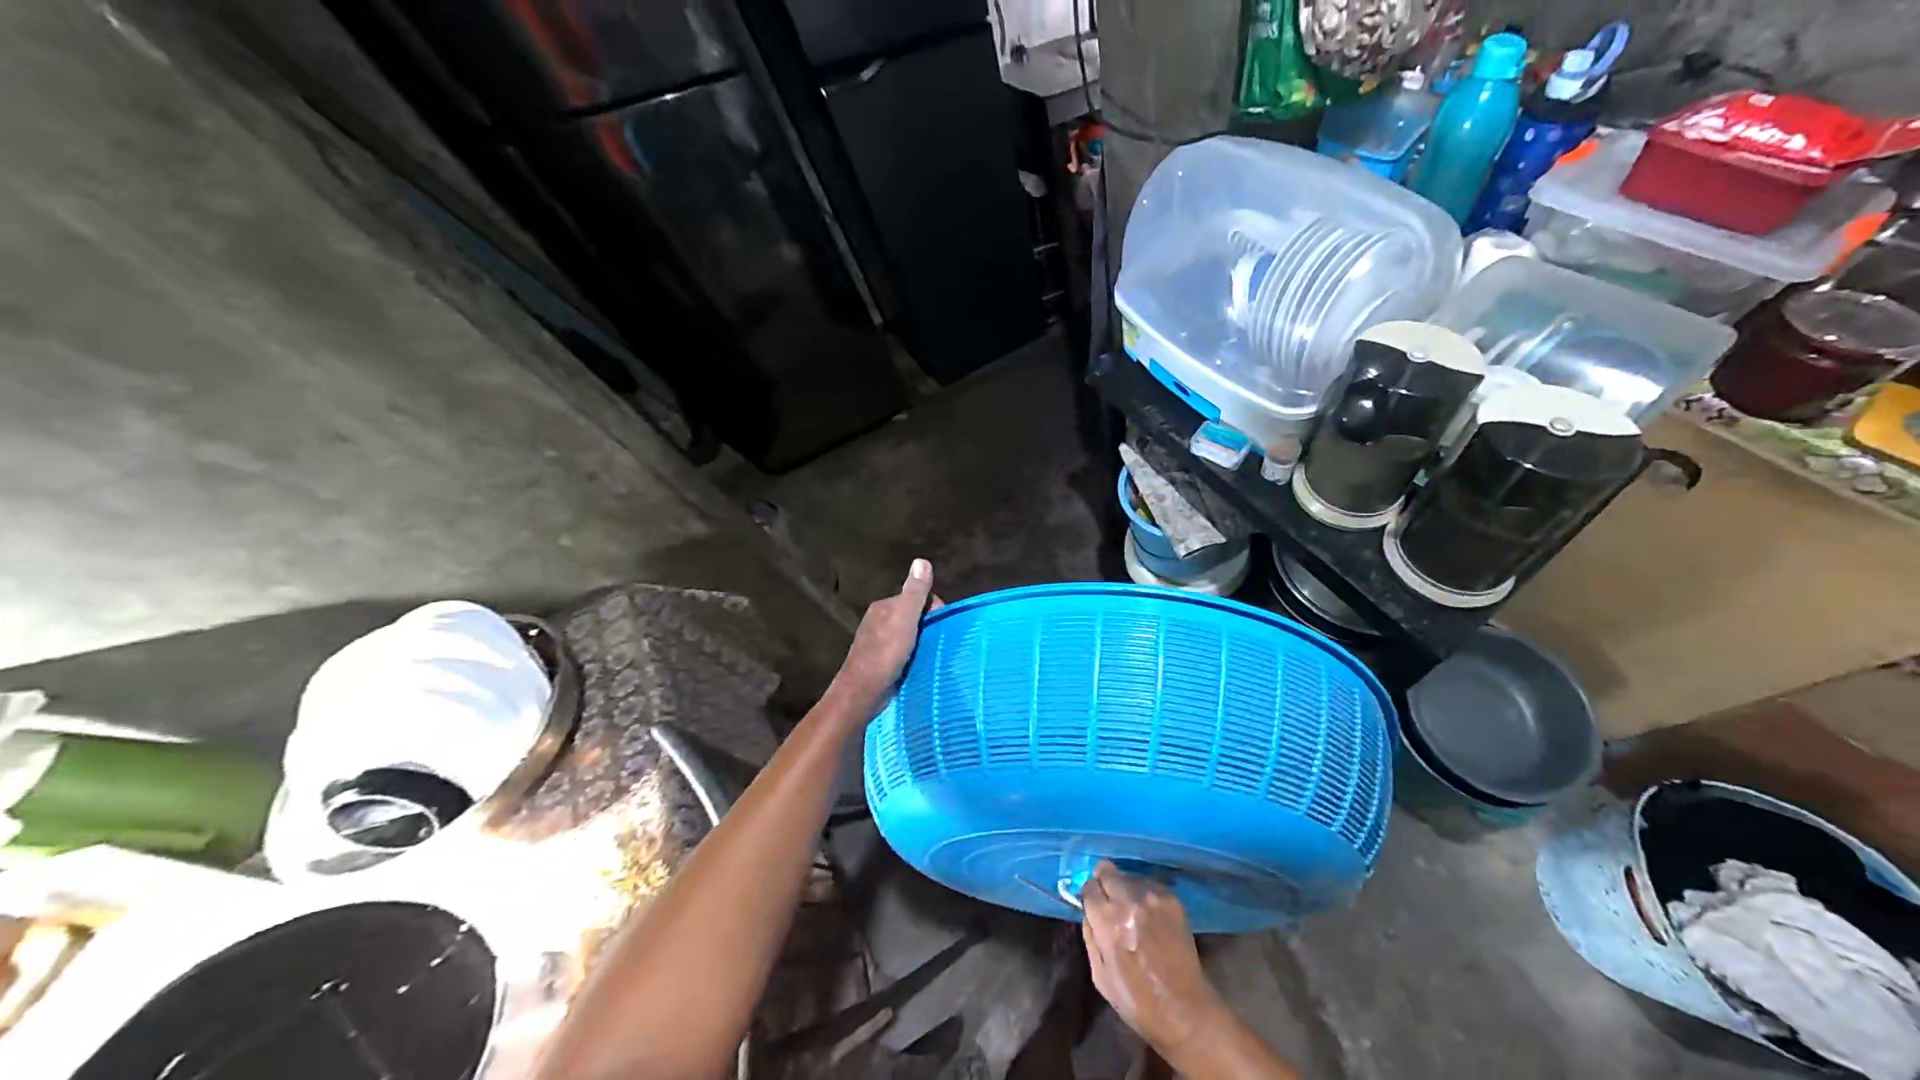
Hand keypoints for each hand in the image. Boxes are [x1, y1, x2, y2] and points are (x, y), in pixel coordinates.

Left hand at [832, 559, 941, 716]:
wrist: (863, 692)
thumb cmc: (885, 653)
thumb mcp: (905, 619)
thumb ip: (915, 592)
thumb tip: (922, 560)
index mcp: (884, 606)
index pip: (916, 596)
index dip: (933, 607)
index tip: (940, 624)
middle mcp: (879, 620)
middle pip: (914, 615)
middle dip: (928, 625)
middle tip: (937, 642)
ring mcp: (879, 641)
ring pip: (910, 634)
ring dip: (923, 641)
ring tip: (931, 654)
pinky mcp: (881, 660)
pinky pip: (904, 651)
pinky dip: (915, 655)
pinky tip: (920, 664)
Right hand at [1081, 861, 1225, 1057]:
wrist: (1184, 1009)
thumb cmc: (1136, 1000)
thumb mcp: (1099, 975)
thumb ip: (1090, 936)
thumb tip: (1088, 912)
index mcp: (1108, 922)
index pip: (1089, 887)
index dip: (1089, 896)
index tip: (1093, 906)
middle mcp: (1130, 902)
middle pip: (1107, 871)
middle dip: (1103, 883)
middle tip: (1109, 901)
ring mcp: (1154, 898)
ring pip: (1129, 876)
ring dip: (1124, 888)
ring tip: (1131, 909)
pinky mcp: (1173, 900)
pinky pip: (1149, 884)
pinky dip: (1143, 894)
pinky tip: (1148, 913)